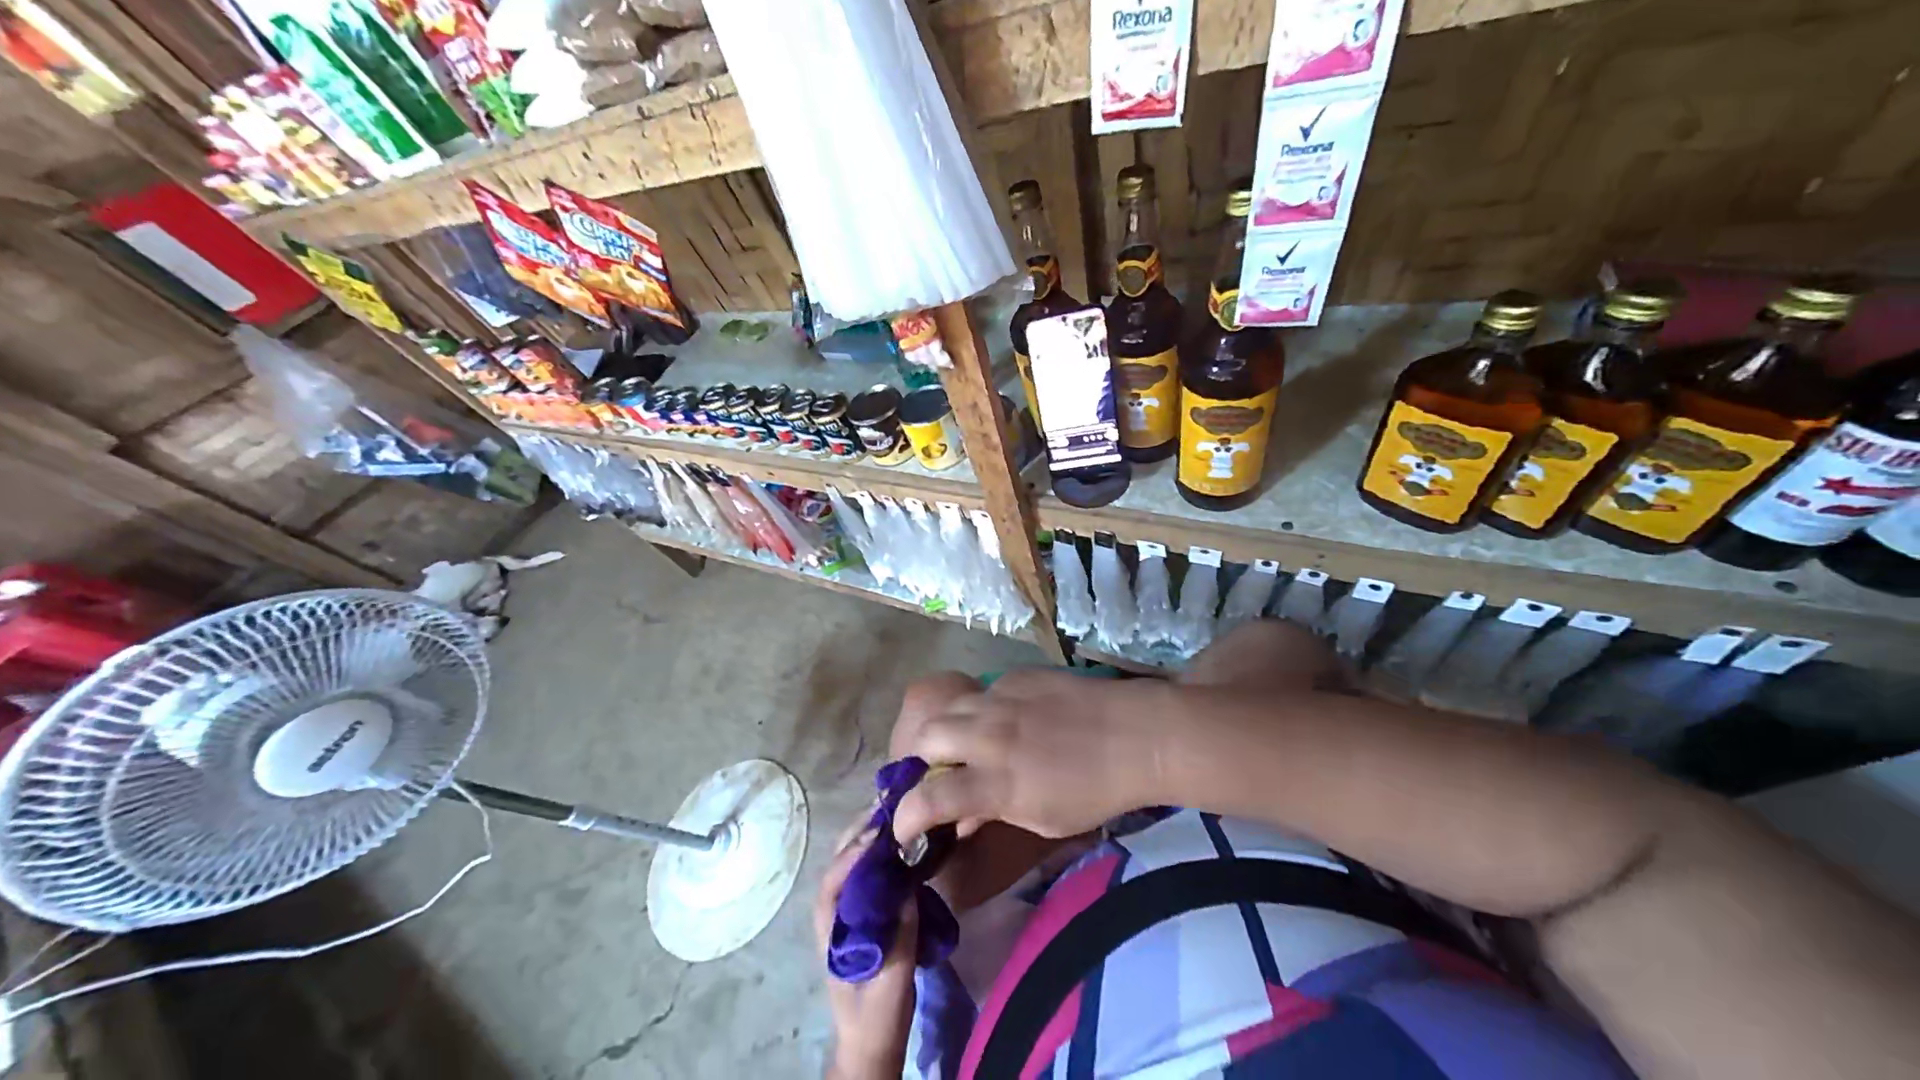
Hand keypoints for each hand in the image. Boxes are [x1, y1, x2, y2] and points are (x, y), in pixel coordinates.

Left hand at [817, 823, 916, 1079]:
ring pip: (850, 867)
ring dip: (867, 839)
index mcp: (831, 933)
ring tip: (894, 816)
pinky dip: (878, 855)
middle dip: (858, 834)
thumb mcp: (892, 984)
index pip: (833, 884)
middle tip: (888, 808)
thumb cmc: (877, 1019)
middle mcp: (832, 917)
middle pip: (839, 865)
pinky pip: (865, 877)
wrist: (870, 1047)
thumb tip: (909, 887)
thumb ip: (900, 938)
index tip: (878, 834)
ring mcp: (845, 916)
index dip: (853, 857)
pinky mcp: (861, 918)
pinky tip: (899, 846)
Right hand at [891, 669, 1171, 844]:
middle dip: (920, 760)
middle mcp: (988, 737)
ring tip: (963, 742)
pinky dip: (982, 710)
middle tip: (938, 773)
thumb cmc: (1096, 792)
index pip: (929, 799)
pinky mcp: (1017, 677)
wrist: (1137, 735)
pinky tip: (1005, 720)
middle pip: (925, 739)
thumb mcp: (1043, 821)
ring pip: (948, 707)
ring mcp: (1001, 700)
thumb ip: (992, 815)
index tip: (903, 829)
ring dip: (945, 729)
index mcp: (996, 783)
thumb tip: (959, 820)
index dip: (906, 817)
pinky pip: (983, 693)